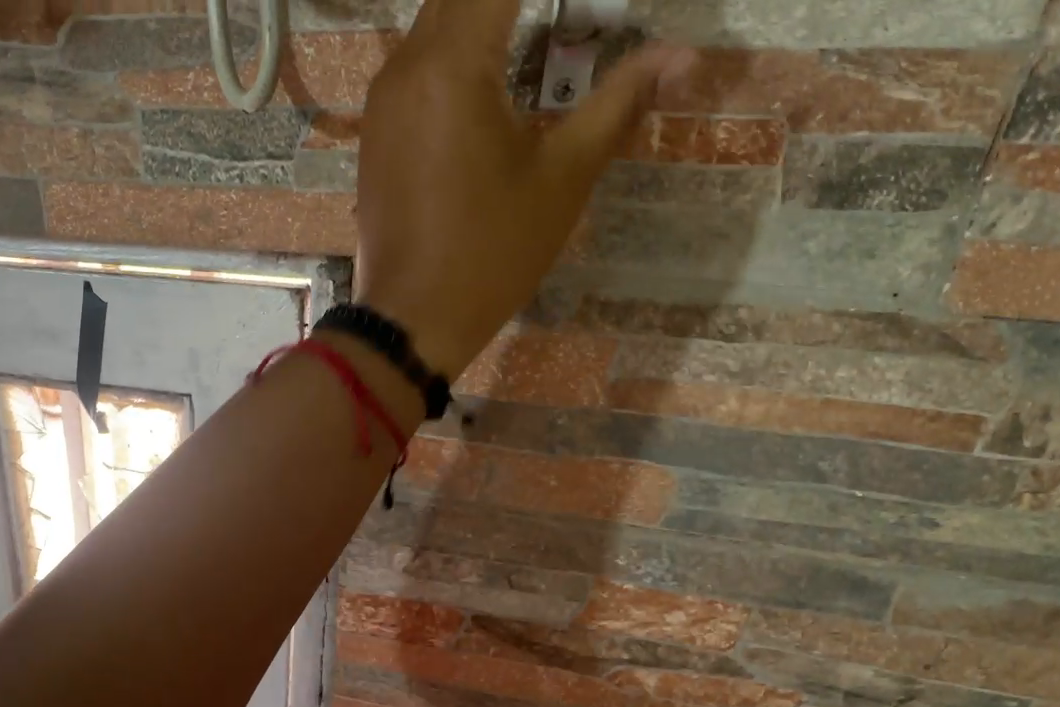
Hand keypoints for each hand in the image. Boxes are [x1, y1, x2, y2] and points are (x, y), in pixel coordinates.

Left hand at [353, 1, 693, 379]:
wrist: (411, 322)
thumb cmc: (491, 253)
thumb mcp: (564, 178)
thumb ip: (619, 103)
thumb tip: (683, 56)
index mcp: (452, 65)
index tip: (586, 4)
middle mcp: (406, 66)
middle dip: (512, 0)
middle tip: (567, 16)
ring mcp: (383, 100)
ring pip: (435, 21)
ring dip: (484, 13)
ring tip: (538, 27)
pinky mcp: (377, 131)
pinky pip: (417, 62)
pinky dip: (457, 46)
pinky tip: (496, 67)